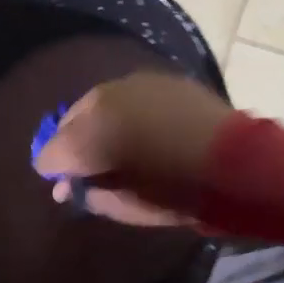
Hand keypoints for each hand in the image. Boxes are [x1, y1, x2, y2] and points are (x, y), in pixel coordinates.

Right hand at [32, 71, 234, 226]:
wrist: (231, 161)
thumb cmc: (174, 192)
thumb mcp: (124, 205)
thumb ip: (90, 191)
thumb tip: (70, 186)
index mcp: (90, 133)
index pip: (52, 150)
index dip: (55, 168)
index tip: (64, 184)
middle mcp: (106, 98)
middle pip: (73, 118)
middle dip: (74, 140)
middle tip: (86, 165)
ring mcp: (135, 82)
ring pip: (102, 101)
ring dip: (102, 120)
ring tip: (116, 143)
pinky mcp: (162, 77)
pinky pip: (132, 93)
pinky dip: (129, 109)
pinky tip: (142, 125)